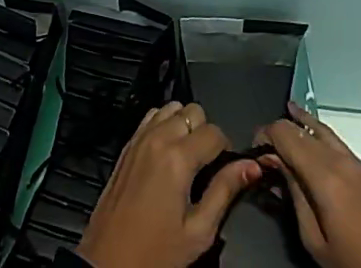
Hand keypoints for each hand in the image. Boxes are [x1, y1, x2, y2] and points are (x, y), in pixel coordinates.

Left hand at [75, 101, 261, 267]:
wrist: (108, 260)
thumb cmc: (157, 252)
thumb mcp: (199, 230)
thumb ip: (225, 191)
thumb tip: (251, 166)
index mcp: (178, 158)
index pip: (215, 131)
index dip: (227, 149)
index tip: (227, 170)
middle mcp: (157, 138)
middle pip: (193, 110)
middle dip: (206, 132)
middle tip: (207, 165)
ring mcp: (139, 137)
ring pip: (171, 107)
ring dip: (184, 124)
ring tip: (188, 157)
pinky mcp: (127, 144)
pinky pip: (151, 116)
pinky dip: (164, 123)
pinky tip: (168, 151)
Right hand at [256, 102, 360, 267]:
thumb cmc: (354, 264)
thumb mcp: (314, 239)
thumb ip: (294, 195)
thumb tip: (276, 165)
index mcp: (325, 174)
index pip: (285, 132)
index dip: (264, 136)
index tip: (254, 154)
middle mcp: (340, 159)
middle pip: (300, 127)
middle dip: (277, 133)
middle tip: (263, 154)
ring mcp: (356, 162)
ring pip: (318, 127)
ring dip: (296, 129)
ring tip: (278, 136)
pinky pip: (332, 139)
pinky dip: (314, 133)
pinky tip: (305, 136)